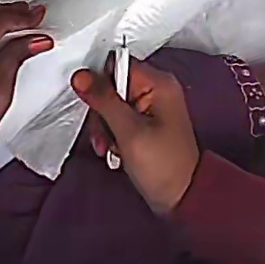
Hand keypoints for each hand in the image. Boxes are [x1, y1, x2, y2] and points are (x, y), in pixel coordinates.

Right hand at [71, 59, 200, 215]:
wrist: (183, 198)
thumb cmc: (162, 164)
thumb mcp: (129, 131)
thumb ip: (104, 100)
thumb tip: (80, 76)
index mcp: (158, 83)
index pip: (117, 65)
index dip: (100, 83)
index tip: (93, 106)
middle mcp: (156, 88)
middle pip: (111, 85)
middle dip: (101, 112)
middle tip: (103, 137)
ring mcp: (150, 105)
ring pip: (111, 103)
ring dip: (104, 126)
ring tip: (109, 148)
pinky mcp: (144, 121)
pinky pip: (118, 117)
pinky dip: (111, 133)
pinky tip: (114, 150)